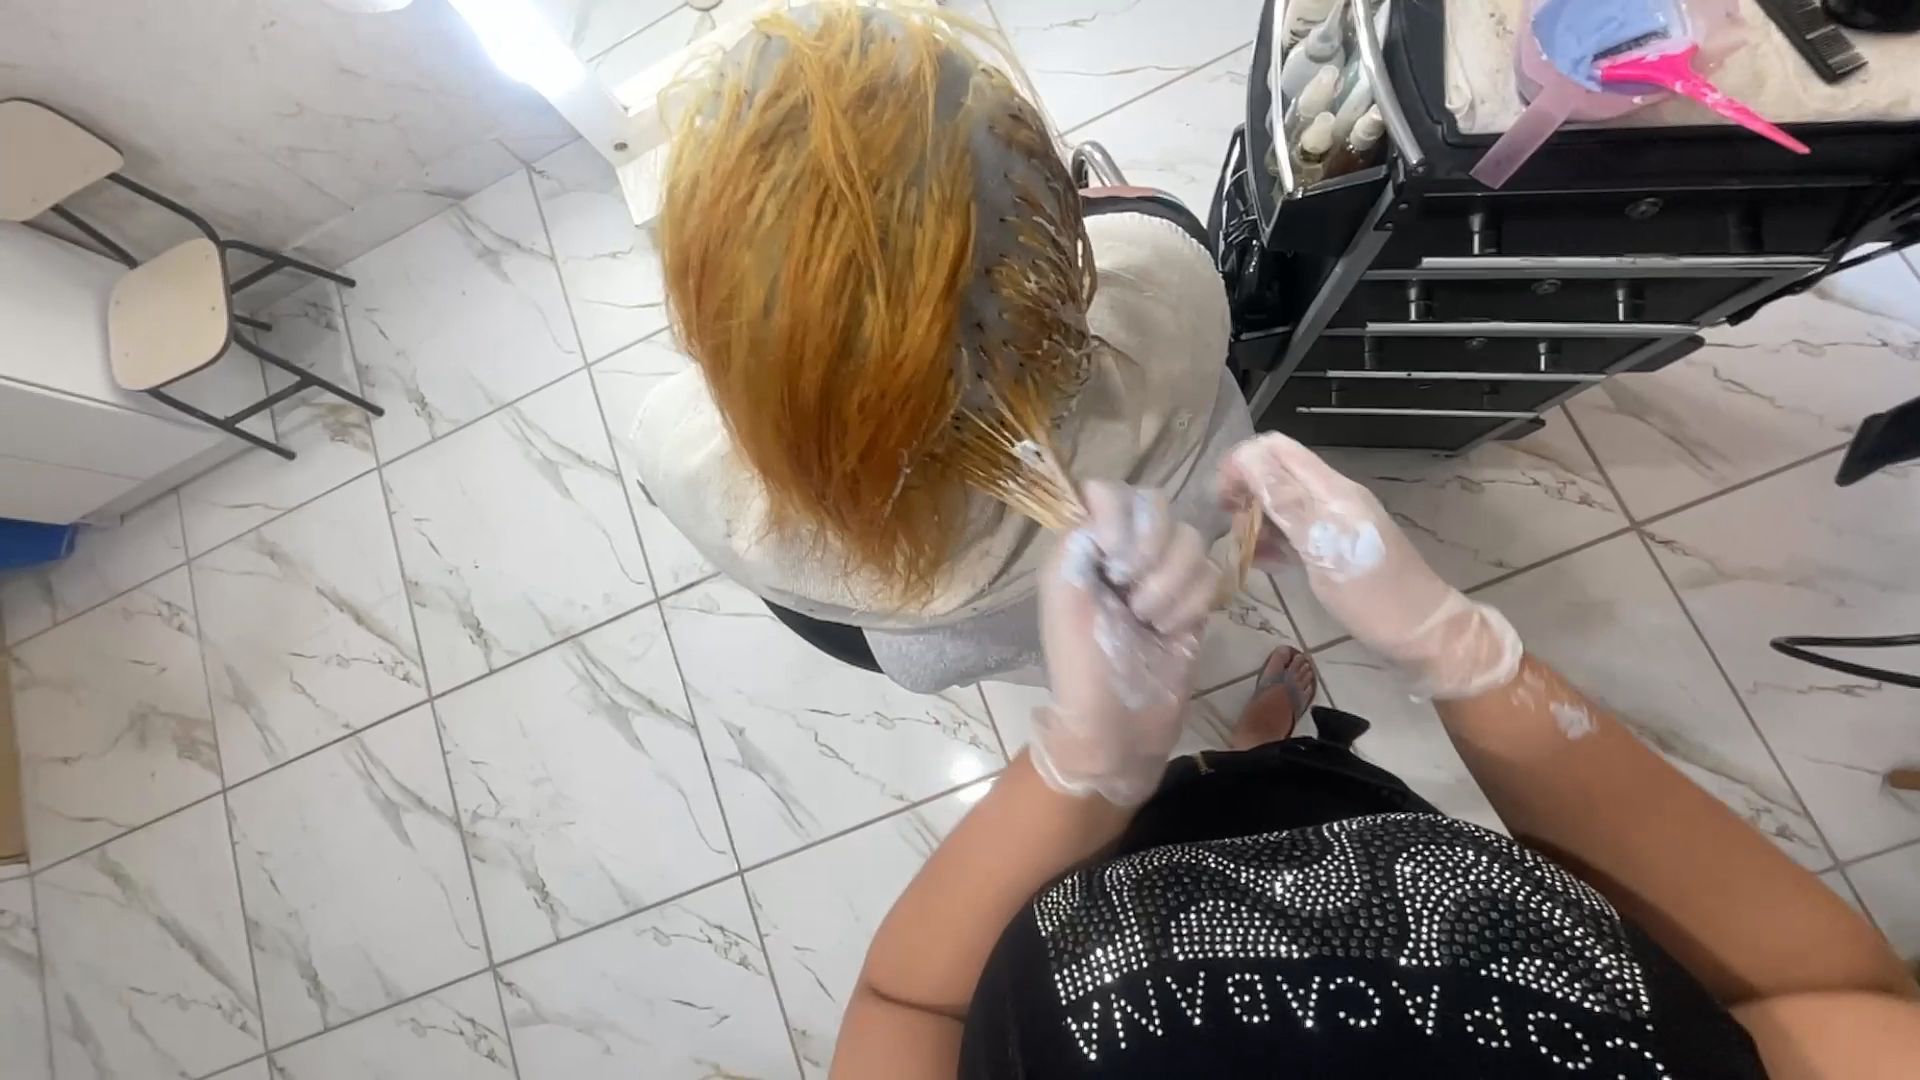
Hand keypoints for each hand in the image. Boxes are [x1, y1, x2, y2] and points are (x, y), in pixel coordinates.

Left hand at [1032, 482, 1217, 804]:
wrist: (1118, 724)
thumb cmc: (1080, 664)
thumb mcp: (1062, 598)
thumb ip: (1076, 542)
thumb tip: (1106, 504)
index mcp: (1085, 546)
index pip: (1110, 492)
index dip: (1121, 518)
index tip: (1113, 558)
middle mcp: (1124, 551)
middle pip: (1158, 506)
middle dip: (1150, 551)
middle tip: (1129, 591)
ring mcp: (1162, 574)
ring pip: (1191, 539)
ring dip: (1170, 584)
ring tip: (1148, 621)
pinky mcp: (1194, 600)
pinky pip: (1212, 573)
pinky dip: (1192, 603)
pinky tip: (1170, 631)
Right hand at [1219, 433, 1521, 699]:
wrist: (1421, 635)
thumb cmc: (1373, 595)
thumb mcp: (1324, 548)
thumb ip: (1286, 502)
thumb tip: (1248, 459)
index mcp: (1330, 490)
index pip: (1276, 448)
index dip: (1241, 463)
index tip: (1222, 500)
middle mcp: (1329, 498)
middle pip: (1274, 473)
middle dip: (1244, 493)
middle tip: (1233, 529)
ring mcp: (1331, 523)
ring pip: (1278, 503)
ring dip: (1254, 520)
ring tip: (1248, 551)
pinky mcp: (1330, 547)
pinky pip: (1290, 531)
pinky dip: (1271, 542)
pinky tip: (1265, 564)